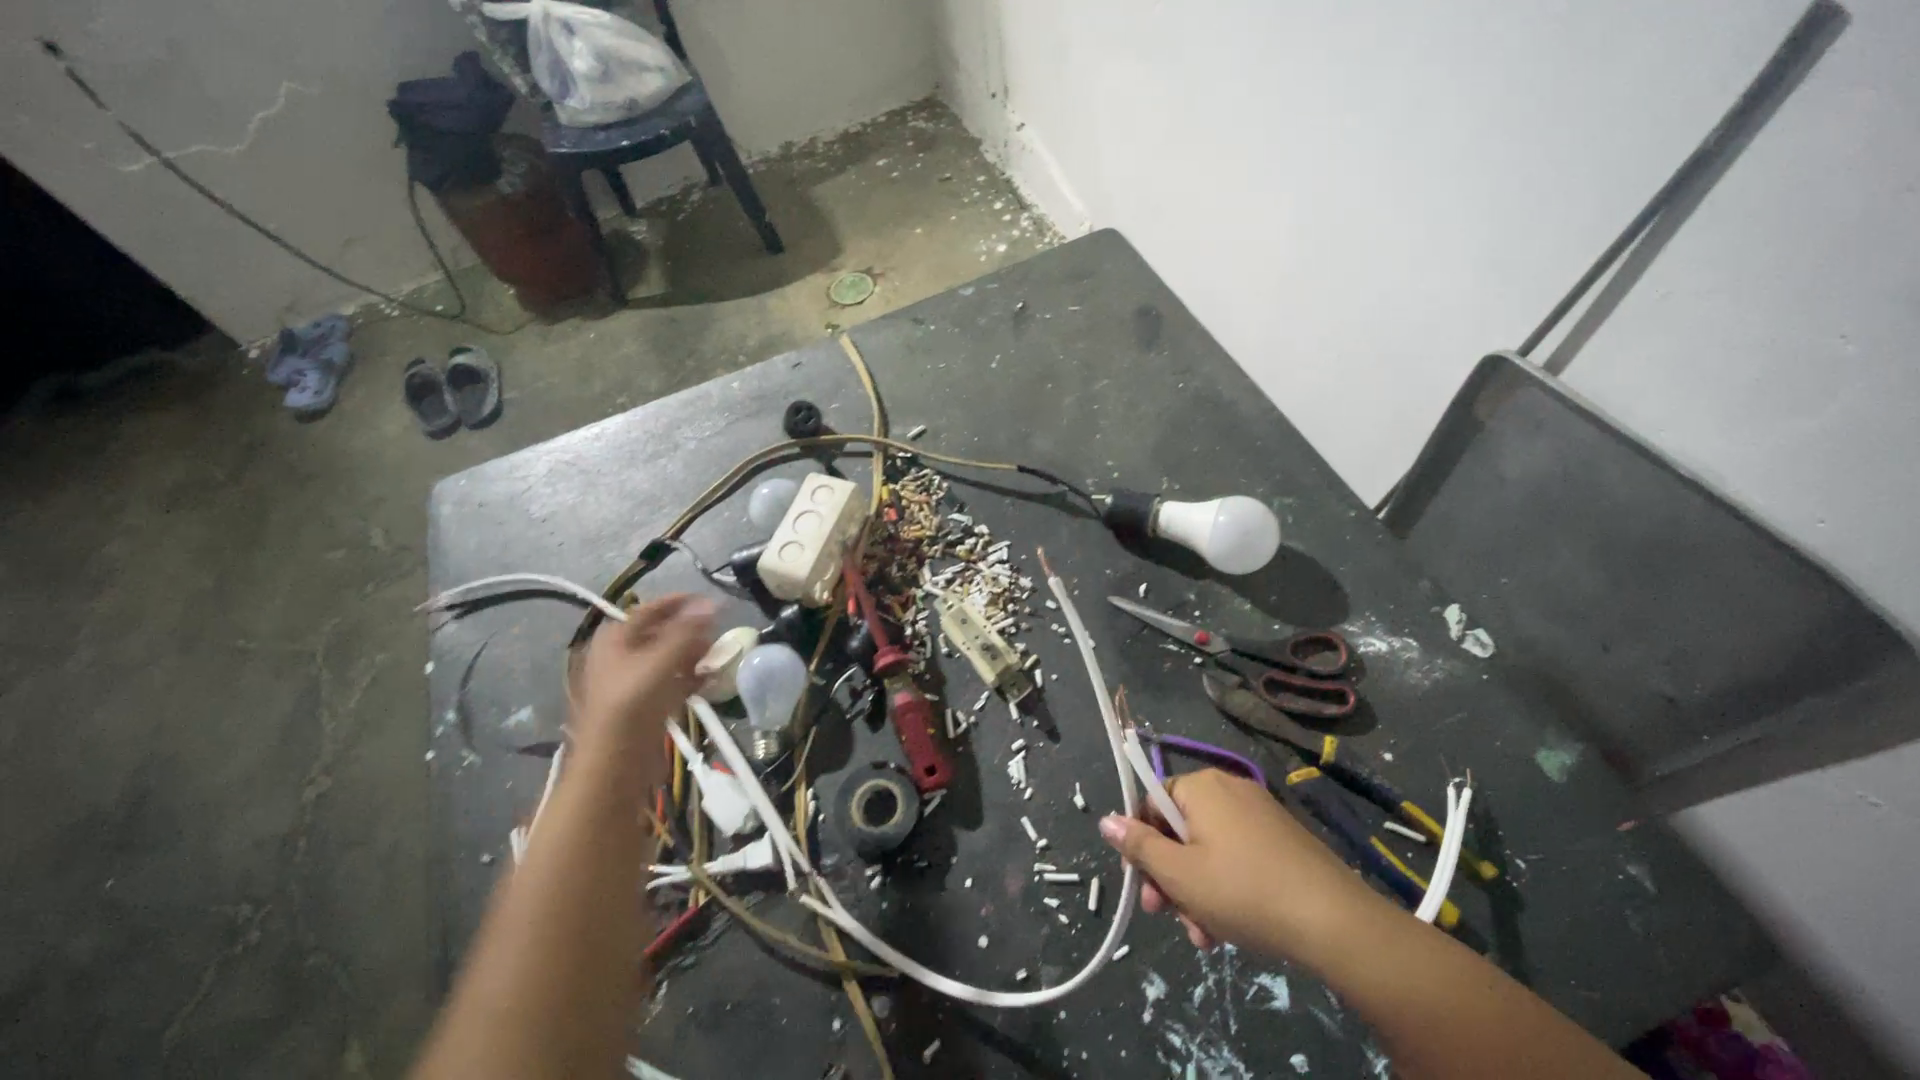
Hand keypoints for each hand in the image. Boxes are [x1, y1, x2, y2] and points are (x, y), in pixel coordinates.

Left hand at [572, 595, 715, 766]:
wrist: (614, 761)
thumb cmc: (632, 704)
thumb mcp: (660, 662)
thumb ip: (686, 632)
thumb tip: (712, 604)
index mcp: (615, 639)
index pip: (650, 610)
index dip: (679, 603)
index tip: (709, 601)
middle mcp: (621, 656)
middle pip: (660, 634)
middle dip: (690, 632)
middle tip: (716, 632)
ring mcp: (632, 682)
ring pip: (667, 659)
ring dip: (692, 655)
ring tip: (717, 656)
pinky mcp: (644, 705)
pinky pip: (670, 682)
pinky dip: (689, 679)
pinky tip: (709, 680)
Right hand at [1099, 769, 1385, 956]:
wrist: (1333, 921)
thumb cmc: (1243, 891)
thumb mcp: (1179, 874)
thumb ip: (1138, 846)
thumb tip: (1106, 820)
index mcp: (1201, 787)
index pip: (1151, 803)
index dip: (1141, 846)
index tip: (1143, 886)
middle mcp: (1230, 790)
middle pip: (1179, 830)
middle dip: (1169, 878)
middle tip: (1169, 917)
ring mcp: (1260, 815)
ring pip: (1207, 851)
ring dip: (1196, 893)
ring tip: (1205, 937)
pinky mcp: (1282, 840)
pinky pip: (1237, 858)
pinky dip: (1225, 889)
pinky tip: (1228, 929)